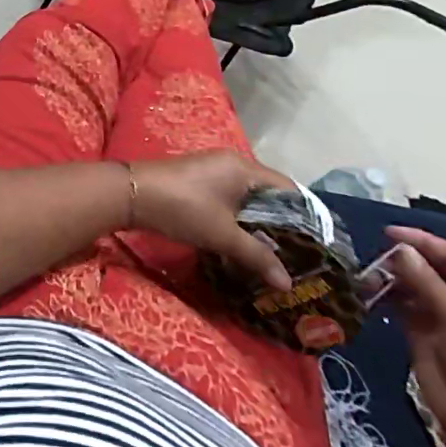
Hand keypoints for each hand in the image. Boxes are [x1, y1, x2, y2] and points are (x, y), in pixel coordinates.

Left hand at [129, 150, 294, 290]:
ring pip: (245, 198)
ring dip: (256, 223)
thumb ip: (256, 256)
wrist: (130, 194)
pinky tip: (240, 242)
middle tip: (296, 255)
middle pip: (267, 194)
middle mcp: (230, 163)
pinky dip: (236, 218)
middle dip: (280, 224)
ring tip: (271, 254)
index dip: (305, 217)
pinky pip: (227, 199)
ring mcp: (210, 170)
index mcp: (244, 168)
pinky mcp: (194, 180)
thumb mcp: (222, 235)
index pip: (288, 189)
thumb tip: (287, 283)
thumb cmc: (182, 208)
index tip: (316, 246)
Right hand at [385, 226, 445, 446]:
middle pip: (438, 275)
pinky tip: (368, 291)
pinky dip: (387, 299)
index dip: (427, 244)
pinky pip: (405, 311)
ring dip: (394, 279)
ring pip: (418, 292)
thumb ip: (430, 286)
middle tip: (374, 252)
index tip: (390, 232)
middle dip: (408, 261)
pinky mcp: (425, 340)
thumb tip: (400, 249)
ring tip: (367, 273)